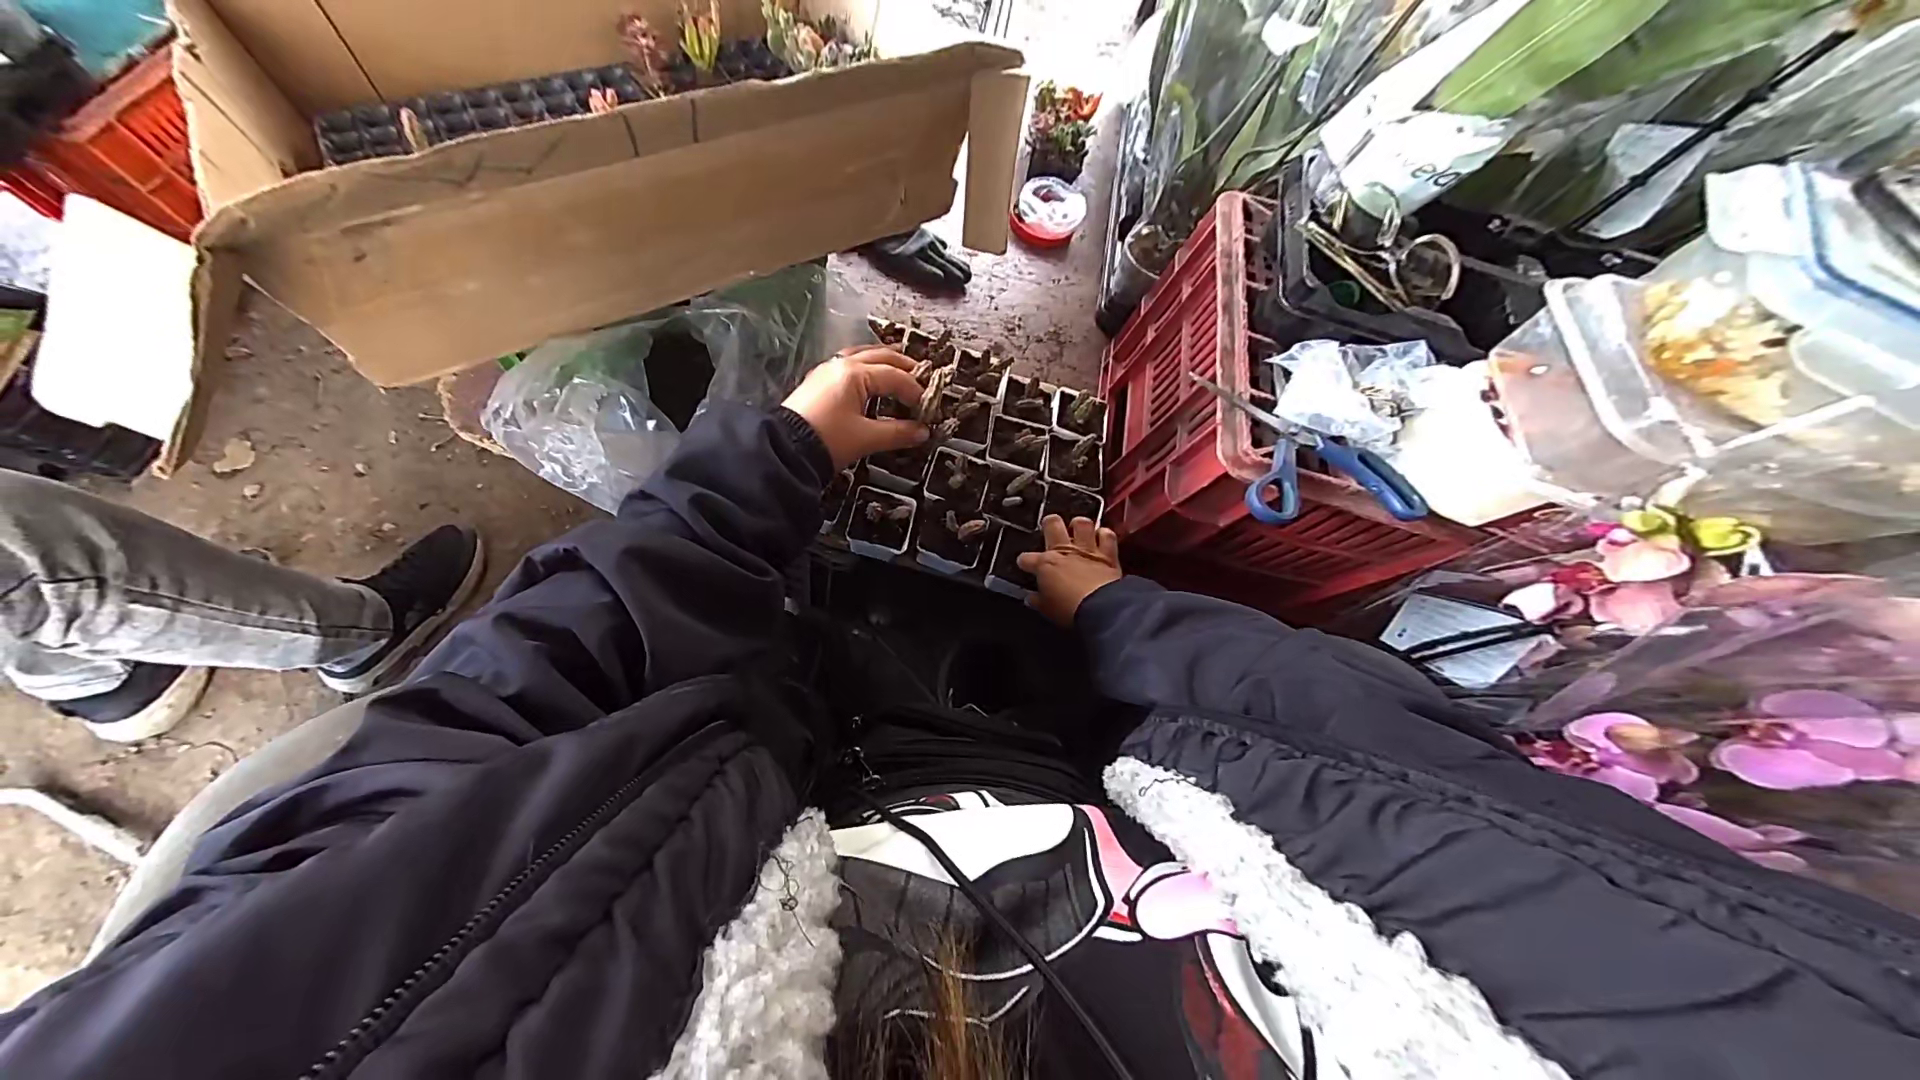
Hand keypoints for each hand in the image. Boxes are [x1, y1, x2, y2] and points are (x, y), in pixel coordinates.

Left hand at [782, 346, 928, 468]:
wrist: (783, 451)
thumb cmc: (827, 441)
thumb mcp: (867, 438)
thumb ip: (898, 433)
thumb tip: (922, 432)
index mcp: (855, 374)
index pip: (895, 376)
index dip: (915, 390)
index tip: (928, 407)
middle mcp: (841, 365)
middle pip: (880, 355)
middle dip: (904, 365)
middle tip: (923, 377)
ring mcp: (826, 371)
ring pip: (862, 356)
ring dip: (884, 361)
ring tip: (900, 370)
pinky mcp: (817, 383)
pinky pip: (848, 366)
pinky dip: (866, 368)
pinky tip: (871, 380)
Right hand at [1018, 514, 1121, 626]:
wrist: (1101, 608)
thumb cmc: (1071, 609)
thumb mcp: (1047, 609)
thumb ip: (1038, 601)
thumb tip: (1032, 599)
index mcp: (1045, 564)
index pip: (1026, 558)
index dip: (1024, 561)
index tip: (1025, 565)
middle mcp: (1065, 552)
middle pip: (1053, 524)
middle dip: (1049, 523)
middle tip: (1050, 526)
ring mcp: (1087, 550)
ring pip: (1082, 523)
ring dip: (1079, 524)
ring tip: (1077, 527)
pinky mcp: (1108, 554)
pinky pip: (1107, 535)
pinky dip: (1105, 534)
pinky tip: (1102, 536)